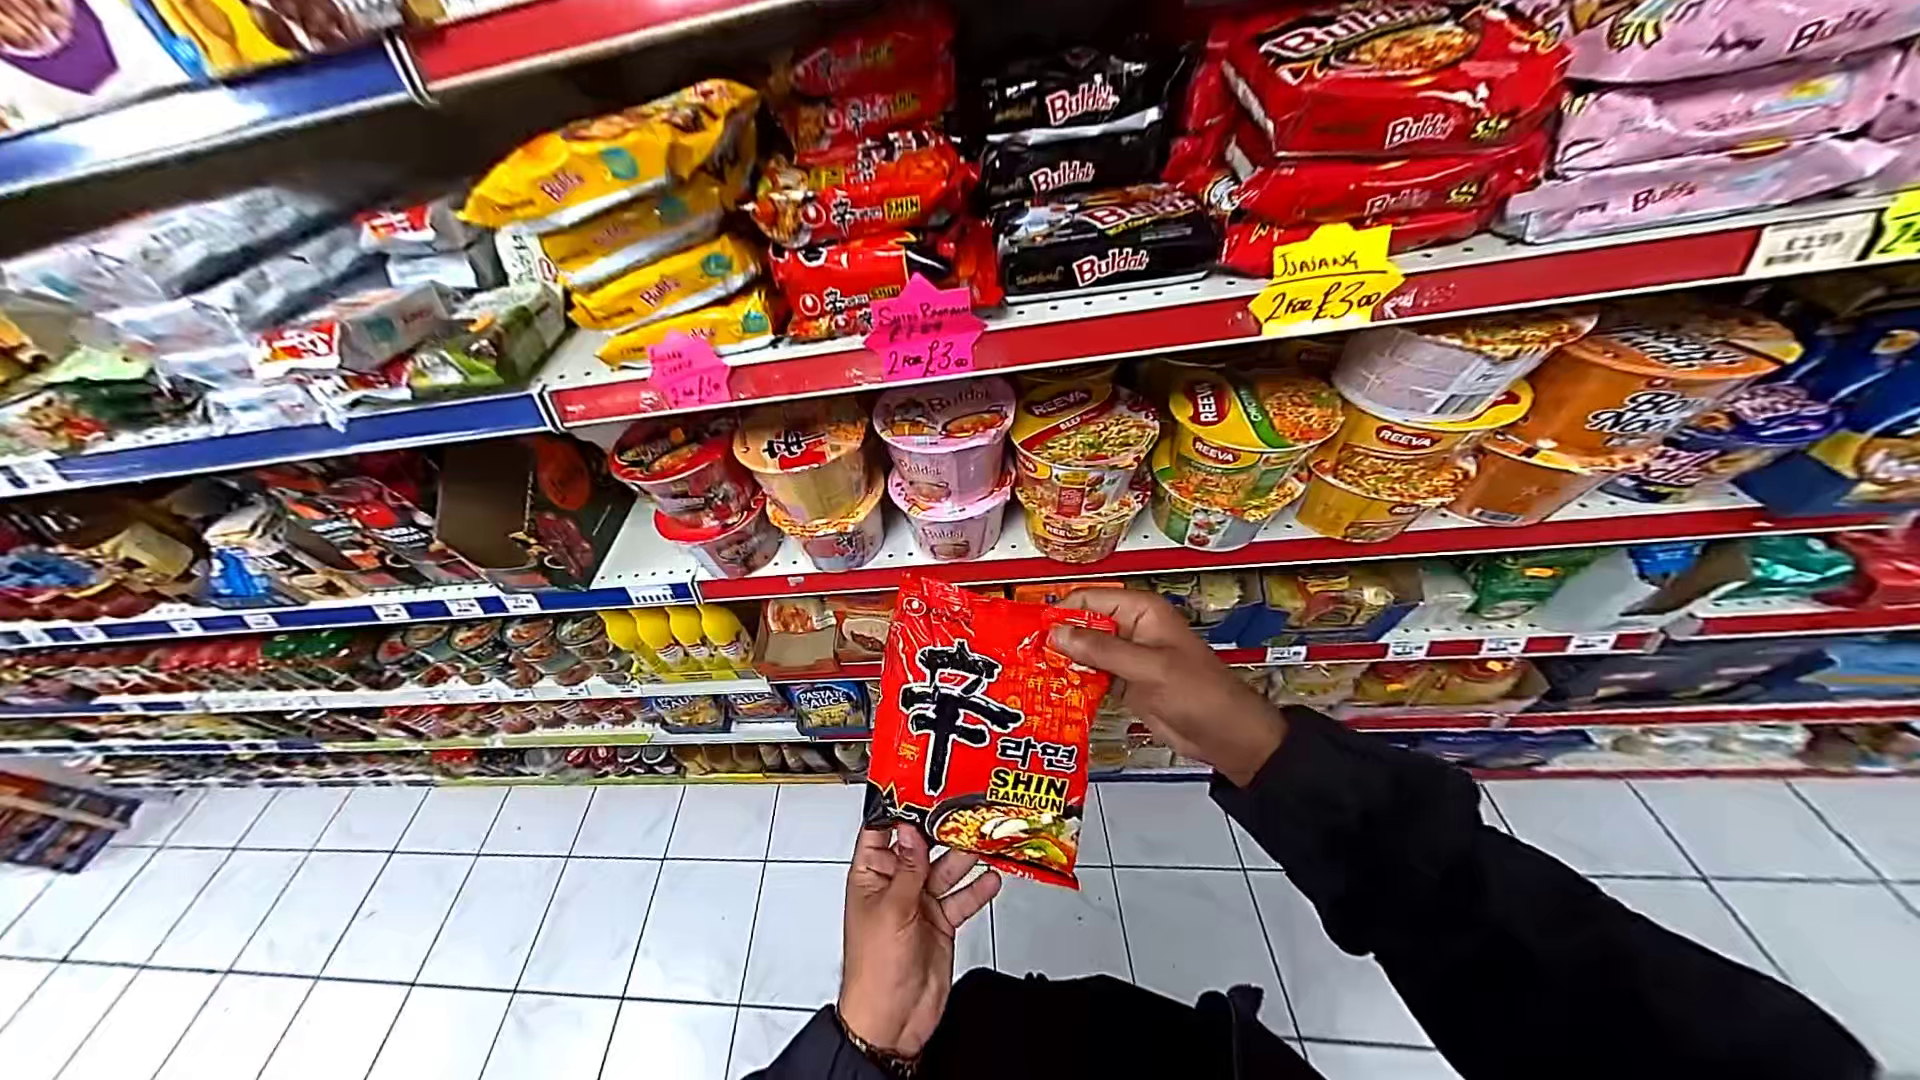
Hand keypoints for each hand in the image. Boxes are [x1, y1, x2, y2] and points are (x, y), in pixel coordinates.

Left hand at [839, 824, 999, 1056]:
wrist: (893, 1022)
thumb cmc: (873, 972)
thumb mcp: (892, 910)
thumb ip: (908, 868)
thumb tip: (911, 829)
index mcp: (871, 876)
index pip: (882, 832)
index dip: (898, 810)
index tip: (917, 790)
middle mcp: (896, 885)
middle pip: (920, 847)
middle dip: (940, 830)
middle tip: (962, 810)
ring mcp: (920, 902)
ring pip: (945, 868)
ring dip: (963, 855)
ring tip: (982, 838)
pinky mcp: (941, 921)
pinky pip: (962, 897)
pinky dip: (977, 888)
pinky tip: (990, 877)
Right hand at [1052, 588, 1286, 786]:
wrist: (1226, 736)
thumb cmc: (1201, 693)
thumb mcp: (1148, 667)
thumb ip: (1101, 650)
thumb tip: (1058, 633)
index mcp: (1141, 611)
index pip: (1090, 599)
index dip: (1061, 612)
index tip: (1034, 630)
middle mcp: (1130, 628)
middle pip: (1082, 624)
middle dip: (1057, 638)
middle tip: (1026, 654)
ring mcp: (1126, 656)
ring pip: (1083, 650)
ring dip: (1063, 661)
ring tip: (1032, 673)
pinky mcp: (1124, 681)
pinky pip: (1091, 674)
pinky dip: (1074, 681)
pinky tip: (1054, 690)